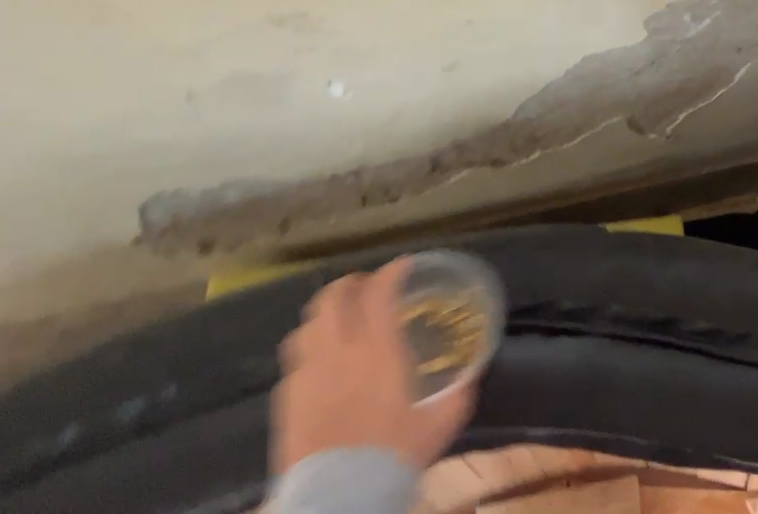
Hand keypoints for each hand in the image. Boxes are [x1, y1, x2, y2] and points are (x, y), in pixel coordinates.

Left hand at [272, 258, 475, 474]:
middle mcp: (337, 353)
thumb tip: (471, 372)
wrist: (339, 499)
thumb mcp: (442, 421)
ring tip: (338, 322)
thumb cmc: (395, 455)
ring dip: (324, 315)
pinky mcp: (286, 402)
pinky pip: (293, 363)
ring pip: (305, 326)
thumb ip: (458, 391)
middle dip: (350, 285)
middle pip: (332, 299)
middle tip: (366, 288)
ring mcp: (306, 376)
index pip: (378, 293)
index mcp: (377, 350)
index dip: (391, 272)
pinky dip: (308, 352)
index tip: (404, 267)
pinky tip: (319, 367)